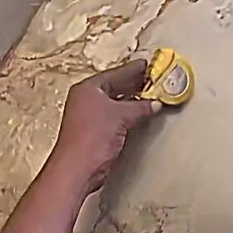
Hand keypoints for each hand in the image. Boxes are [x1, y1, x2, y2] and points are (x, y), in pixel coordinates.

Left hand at [42, 61, 162, 196]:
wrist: (79, 167)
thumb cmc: (91, 137)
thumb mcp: (121, 115)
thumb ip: (140, 107)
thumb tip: (153, 104)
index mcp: (87, 89)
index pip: (114, 74)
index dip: (132, 70)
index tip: (146, 65)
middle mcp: (86, 100)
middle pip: (114, 87)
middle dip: (134, 83)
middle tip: (152, 78)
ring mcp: (89, 116)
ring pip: (115, 102)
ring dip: (132, 100)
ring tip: (150, 95)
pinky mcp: (95, 132)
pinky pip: (115, 116)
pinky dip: (128, 113)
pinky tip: (140, 114)